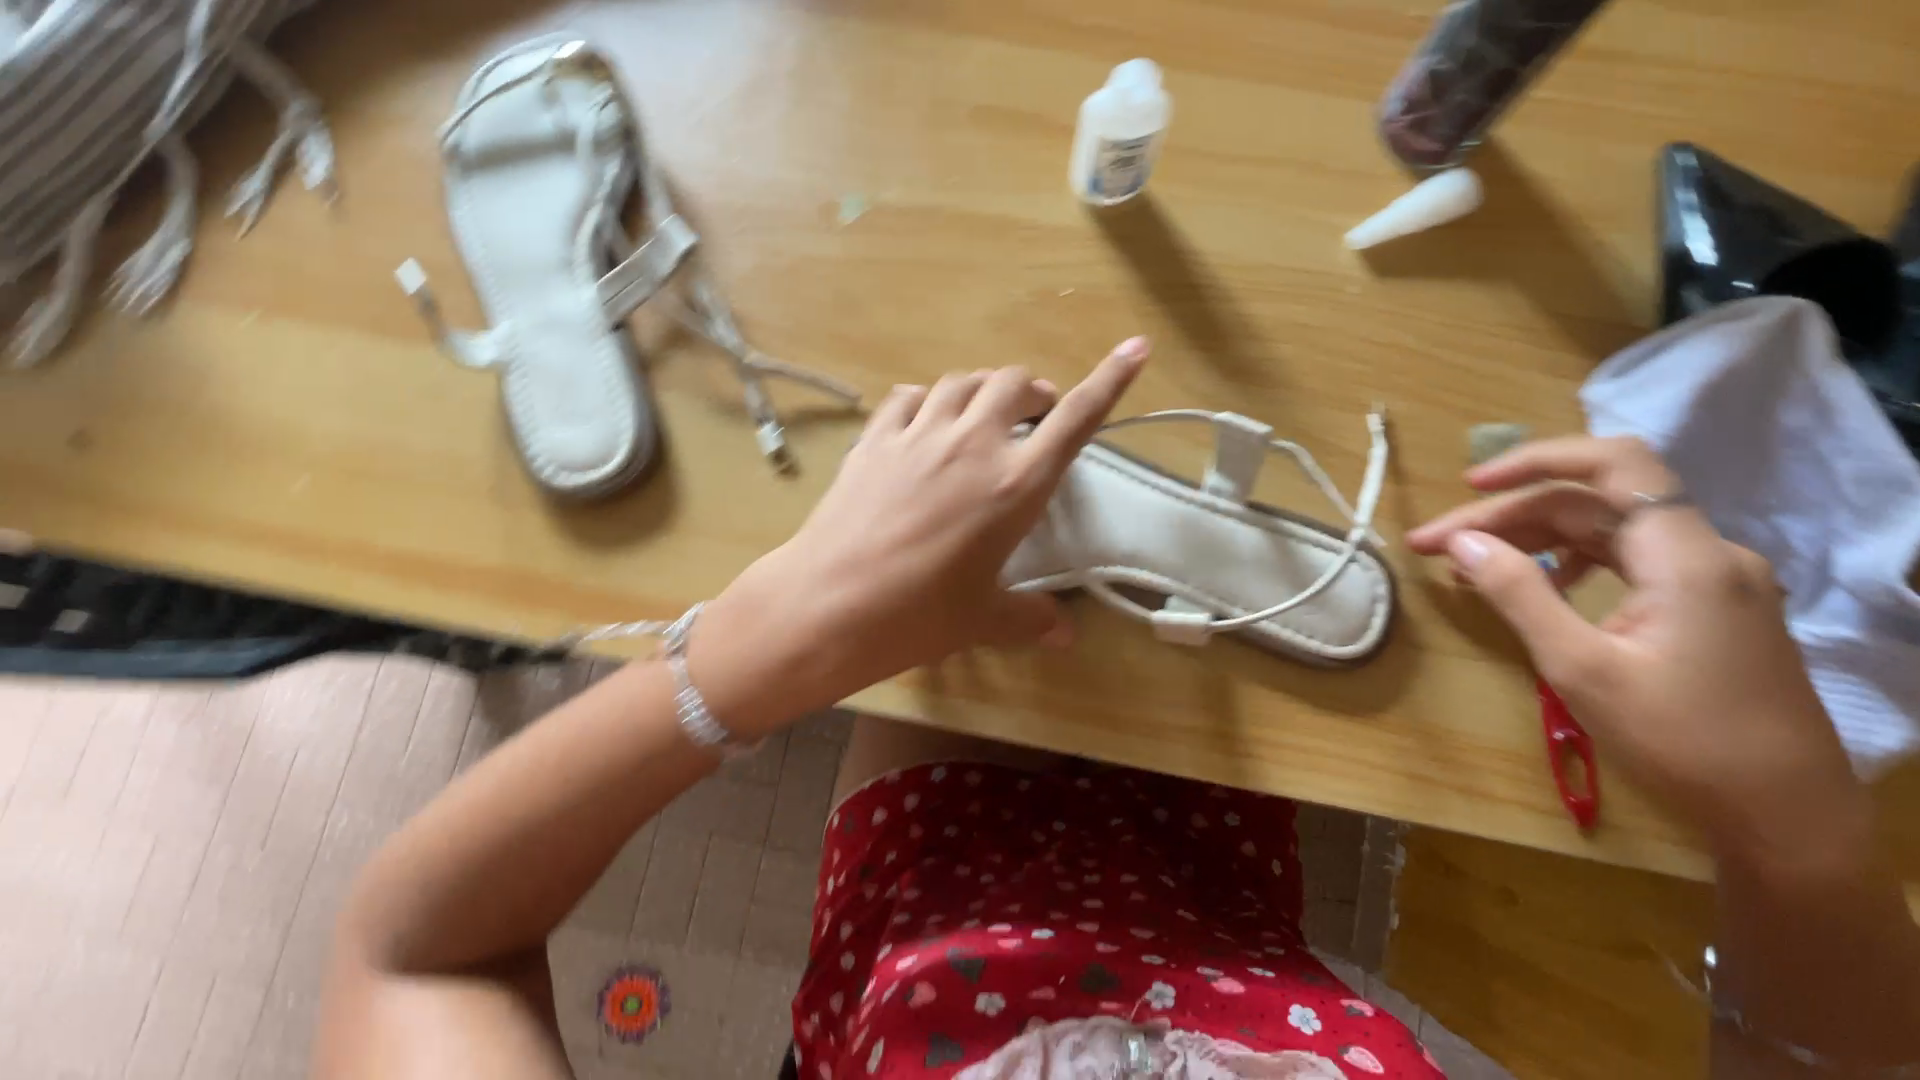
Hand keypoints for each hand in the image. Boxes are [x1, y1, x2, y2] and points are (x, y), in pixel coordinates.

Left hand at [688, 337, 1151, 737]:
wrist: (830, 604)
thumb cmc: (919, 616)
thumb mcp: (984, 619)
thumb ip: (1030, 618)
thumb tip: (1063, 636)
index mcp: (1015, 485)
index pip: (1075, 419)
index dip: (1110, 381)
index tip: (1135, 349)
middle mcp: (972, 444)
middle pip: (1013, 383)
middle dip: (1031, 392)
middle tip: (1034, 418)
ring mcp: (918, 435)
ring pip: (961, 382)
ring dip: (981, 389)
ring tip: (983, 415)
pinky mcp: (874, 440)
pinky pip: (906, 397)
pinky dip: (925, 398)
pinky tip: (923, 416)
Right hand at [1407, 436, 1868, 861]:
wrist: (1784, 812)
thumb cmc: (1681, 741)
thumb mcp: (1582, 668)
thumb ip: (1519, 594)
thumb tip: (1459, 542)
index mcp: (1685, 557)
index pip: (1613, 464)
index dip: (1536, 459)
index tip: (1470, 484)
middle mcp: (1706, 552)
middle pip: (1594, 503)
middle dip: (1508, 516)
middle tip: (1435, 547)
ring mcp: (1714, 579)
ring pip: (1609, 530)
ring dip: (1536, 538)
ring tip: (1472, 566)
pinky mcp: (1711, 605)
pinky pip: (1630, 560)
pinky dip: (1574, 562)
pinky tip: (1542, 589)